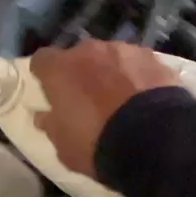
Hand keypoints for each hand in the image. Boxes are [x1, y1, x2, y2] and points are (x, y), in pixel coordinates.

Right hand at [30, 39, 179, 175]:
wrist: (154, 140)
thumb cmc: (97, 143)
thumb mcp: (64, 146)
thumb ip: (51, 125)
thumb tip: (44, 116)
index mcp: (59, 69)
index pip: (41, 61)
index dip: (44, 75)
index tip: (49, 90)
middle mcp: (89, 51)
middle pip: (78, 56)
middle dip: (80, 72)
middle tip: (87, 98)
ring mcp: (124, 50)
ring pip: (110, 57)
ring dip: (110, 72)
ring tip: (120, 98)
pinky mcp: (153, 58)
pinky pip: (137, 64)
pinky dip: (137, 76)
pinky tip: (144, 96)